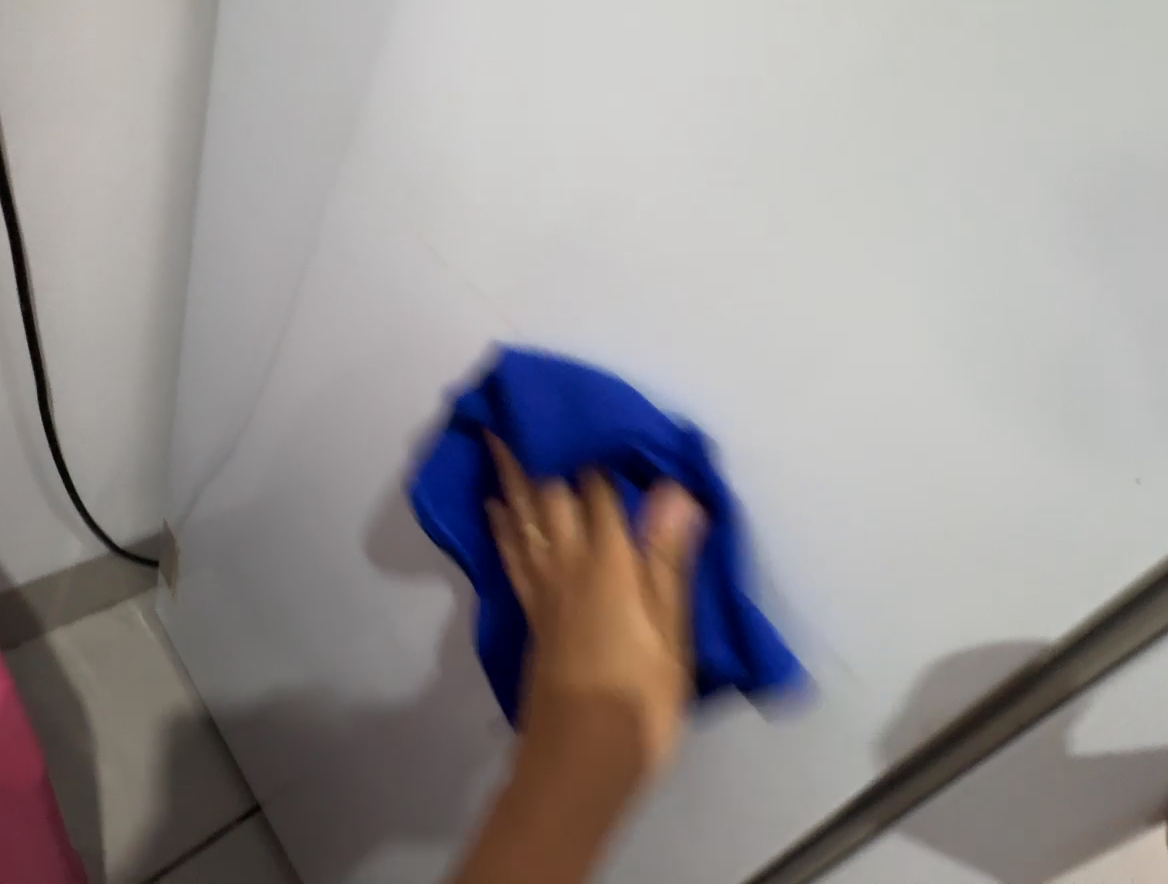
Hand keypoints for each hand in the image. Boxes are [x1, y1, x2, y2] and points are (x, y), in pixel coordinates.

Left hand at [485, 435, 704, 785]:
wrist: (582, 758)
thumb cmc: (639, 697)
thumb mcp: (672, 633)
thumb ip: (668, 560)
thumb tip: (673, 493)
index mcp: (608, 564)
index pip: (598, 492)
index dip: (592, 451)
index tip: (582, 410)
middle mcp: (568, 564)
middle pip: (548, 496)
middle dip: (533, 450)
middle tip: (513, 409)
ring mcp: (544, 587)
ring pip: (522, 518)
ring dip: (509, 477)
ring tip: (495, 440)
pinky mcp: (532, 612)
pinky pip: (512, 555)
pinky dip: (502, 525)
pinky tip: (494, 506)